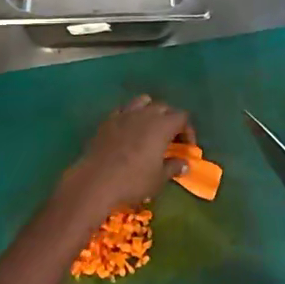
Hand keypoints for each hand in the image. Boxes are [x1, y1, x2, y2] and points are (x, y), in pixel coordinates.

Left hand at [52, 95, 189, 222]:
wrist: (96, 181)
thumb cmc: (133, 181)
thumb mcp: (159, 179)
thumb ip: (173, 167)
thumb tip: (184, 163)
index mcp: (162, 125)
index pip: (182, 117)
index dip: (188, 130)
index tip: (187, 147)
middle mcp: (144, 114)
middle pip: (164, 107)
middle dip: (171, 120)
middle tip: (171, 139)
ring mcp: (124, 115)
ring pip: (142, 102)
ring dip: (150, 111)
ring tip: (150, 128)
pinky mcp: (107, 121)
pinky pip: (123, 110)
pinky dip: (130, 116)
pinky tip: (128, 131)